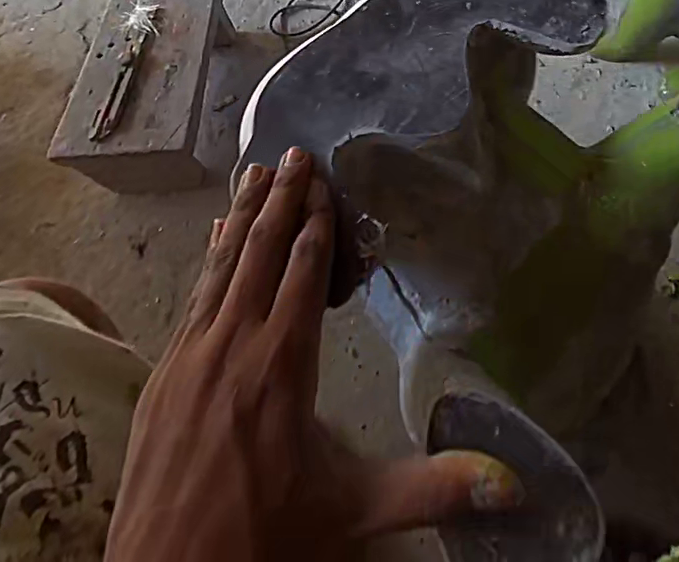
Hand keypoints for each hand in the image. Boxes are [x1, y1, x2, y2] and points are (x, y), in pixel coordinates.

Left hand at [105, 148, 522, 561]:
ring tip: (254, 173)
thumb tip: (512, 483)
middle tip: (292, 155)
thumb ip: (430, 489)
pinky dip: (210, 256)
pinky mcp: (166, 365)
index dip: (314, 225)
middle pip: (262, 253)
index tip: (321, 185)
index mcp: (282, 366)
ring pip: (223, 263)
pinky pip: (195, 293)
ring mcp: (192, 350)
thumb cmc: (265, 541)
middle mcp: (234, 343)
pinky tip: (214, 233)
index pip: (302, 274)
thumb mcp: (353, 513)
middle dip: (279, 200)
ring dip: (242, 214)